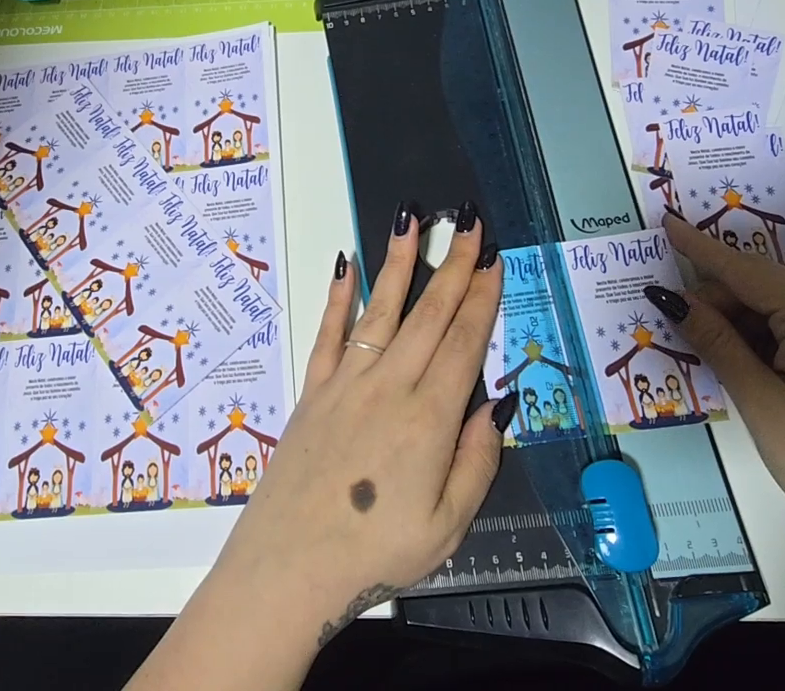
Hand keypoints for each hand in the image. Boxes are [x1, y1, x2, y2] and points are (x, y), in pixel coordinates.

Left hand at [127, 204, 510, 690]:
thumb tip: (495, 404)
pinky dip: (338, 298)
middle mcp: (389, 386)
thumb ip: (477, 459)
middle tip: (469, 224)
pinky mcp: (313, 390)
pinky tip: (345, 267)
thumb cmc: (375, 552)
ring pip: (381, 310)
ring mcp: (347, 382)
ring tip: (412, 220)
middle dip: (454, 265)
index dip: (483, 297)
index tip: (494, 260)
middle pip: (430, 314)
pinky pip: (329, 333)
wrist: (290, 563)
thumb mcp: (449, 524)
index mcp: (430, 417)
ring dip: (399, 263)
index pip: (465, 342)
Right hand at [653, 214, 784, 664]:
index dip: (702, 249)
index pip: (749, 272)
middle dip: (720, 298)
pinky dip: (774, 341)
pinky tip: (751, 366)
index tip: (667, 223)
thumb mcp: (763, 404)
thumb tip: (674, 298)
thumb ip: (718, 344)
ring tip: (709, 352)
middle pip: (771, 289)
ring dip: (746, 324)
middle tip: (675, 323)